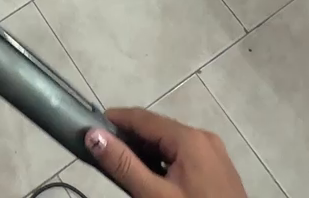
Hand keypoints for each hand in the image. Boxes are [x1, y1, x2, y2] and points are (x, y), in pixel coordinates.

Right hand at [86, 107, 246, 197]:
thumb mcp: (155, 197)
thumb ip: (123, 164)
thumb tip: (92, 134)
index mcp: (189, 138)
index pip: (141, 118)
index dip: (114, 121)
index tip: (89, 130)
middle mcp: (204, 138)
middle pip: (156, 130)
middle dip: (129, 140)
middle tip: (105, 156)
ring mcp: (215, 155)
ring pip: (169, 144)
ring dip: (146, 152)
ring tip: (125, 169)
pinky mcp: (220, 172)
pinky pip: (184, 157)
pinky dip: (164, 163)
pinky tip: (154, 180)